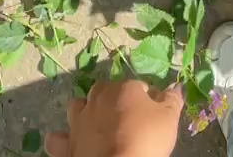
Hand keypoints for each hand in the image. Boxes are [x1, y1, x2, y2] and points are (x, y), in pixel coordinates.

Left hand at [43, 80, 182, 156]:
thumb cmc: (146, 141)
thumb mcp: (168, 119)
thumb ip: (172, 100)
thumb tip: (175, 86)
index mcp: (124, 88)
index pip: (138, 87)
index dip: (145, 100)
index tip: (151, 114)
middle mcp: (98, 98)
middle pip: (104, 91)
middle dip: (112, 100)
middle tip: (123, 118)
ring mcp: (80, 120)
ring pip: (77, 106)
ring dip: (83, 112)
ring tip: (92, 123)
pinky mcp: (68, 145)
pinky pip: (57, 139)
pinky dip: (60, 140)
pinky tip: (68, 143)